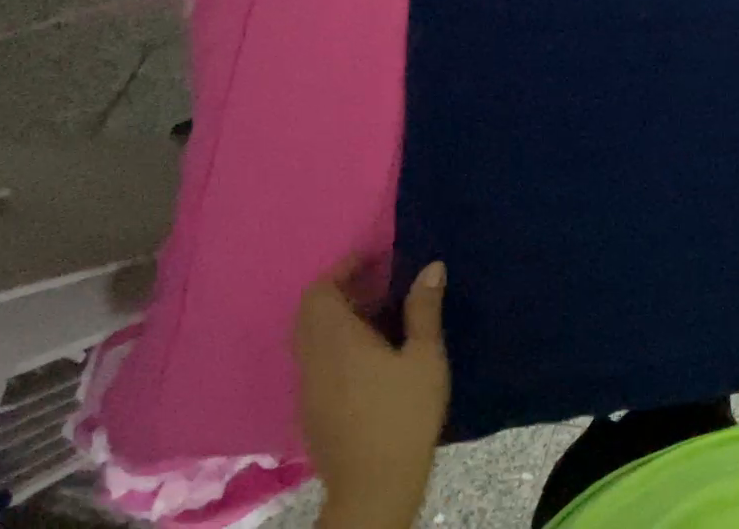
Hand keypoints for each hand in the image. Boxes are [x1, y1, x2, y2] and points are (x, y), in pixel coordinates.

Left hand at [294, 261, 449, 528]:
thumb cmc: (406, 411)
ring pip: (309, 337)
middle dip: (338, 290)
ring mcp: (308, 385)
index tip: (372, 257)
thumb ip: (424, 310)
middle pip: (309, 313)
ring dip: (336, 316)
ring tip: (379, 311)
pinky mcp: (311, 406)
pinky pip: (315, 358)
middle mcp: (313, 359)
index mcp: (338, 342)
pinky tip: (370, 350)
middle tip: (378, 280)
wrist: (375, 481)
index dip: (340, 270)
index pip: (319, 294)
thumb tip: (430, 266)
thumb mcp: (426, 356)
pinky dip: (335, 340)